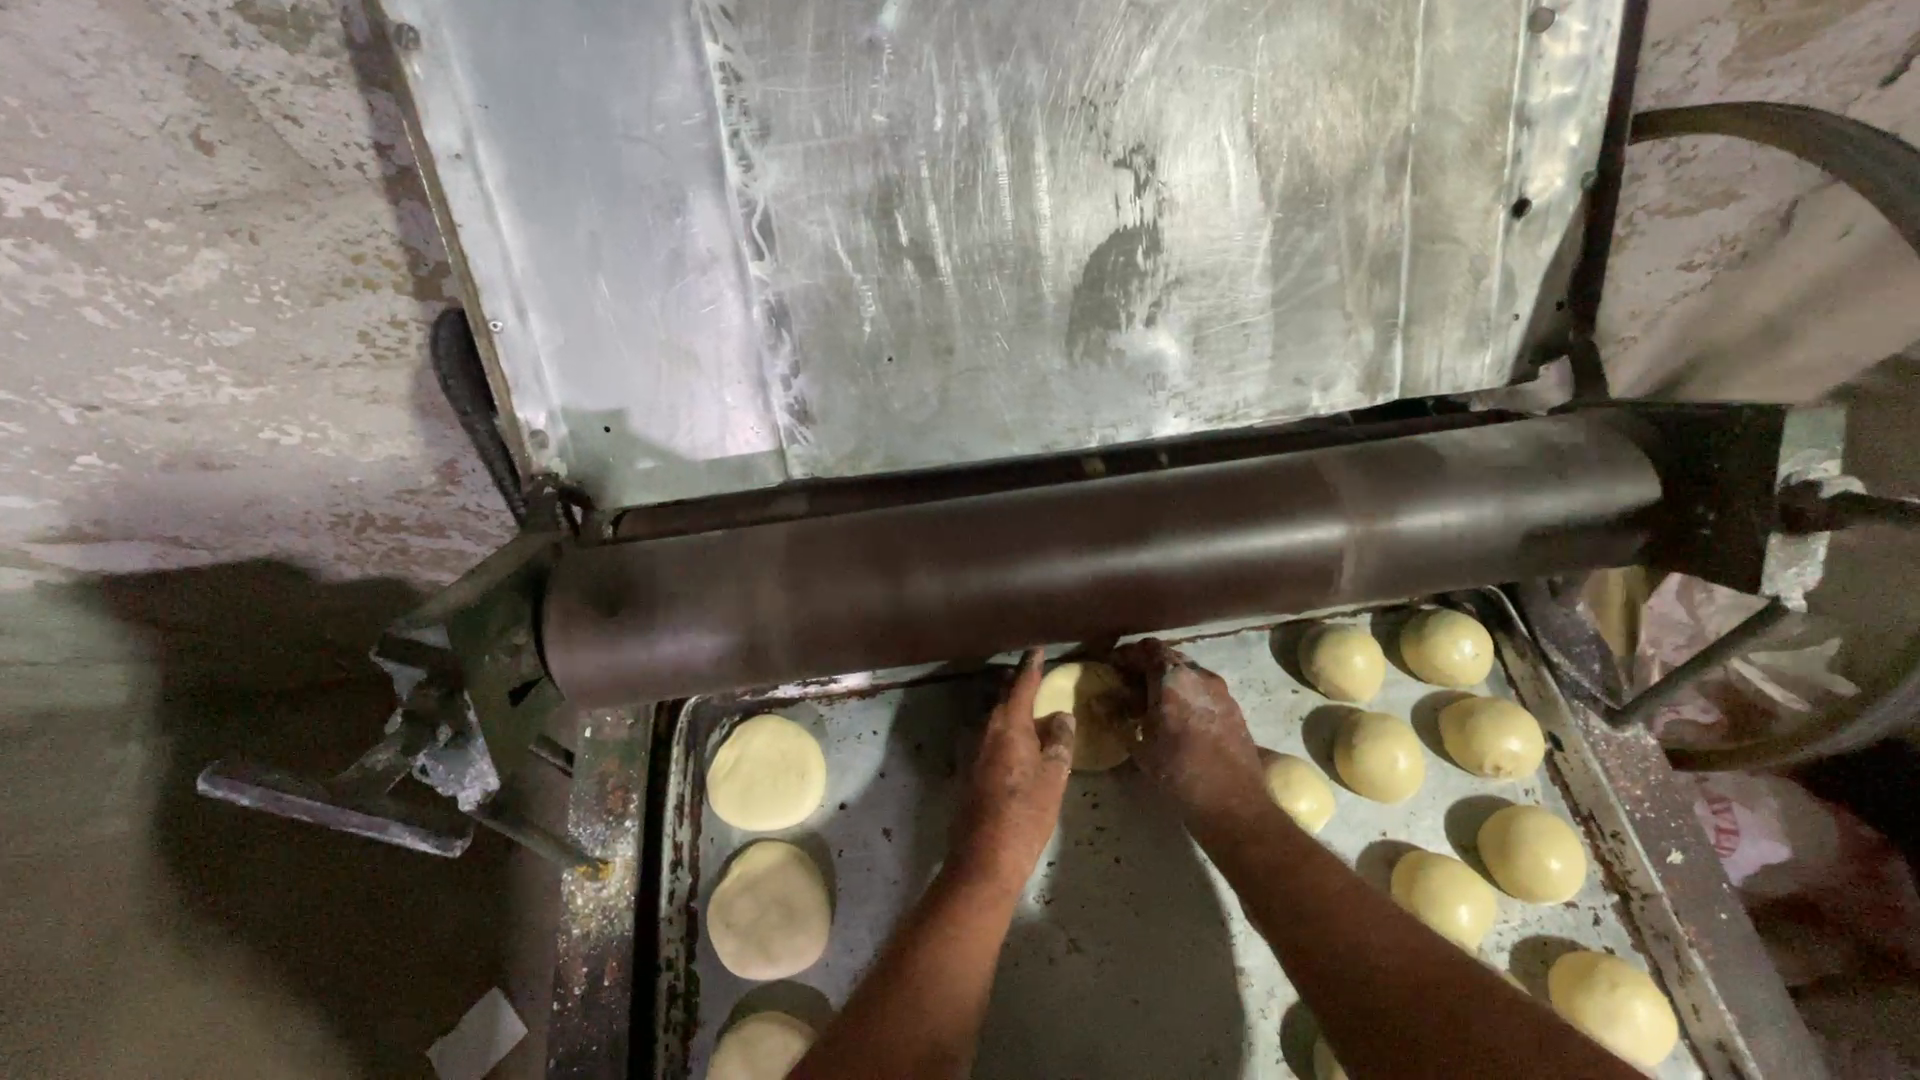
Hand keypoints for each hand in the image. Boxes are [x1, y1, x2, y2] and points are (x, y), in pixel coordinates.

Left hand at [947, 648, 1075, 892]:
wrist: (984, 859)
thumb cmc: (1025, 815)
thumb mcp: (1053, 777)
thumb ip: (1059, 743)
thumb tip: (1061, 717)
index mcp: (1007, 728)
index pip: (1021, 688)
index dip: (1031, 668)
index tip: (1037, 651)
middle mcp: (985, 734)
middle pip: (1003, 704)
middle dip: (1019, 690)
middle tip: (1037, 680)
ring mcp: (973, 755)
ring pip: (995, 725)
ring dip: (1012, 715)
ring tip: (1033, 714)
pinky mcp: (969, 776)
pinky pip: (991, 743)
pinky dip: (1006, 737)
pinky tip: (1019, 748)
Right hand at [1111, 638, 1265, 822]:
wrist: (1232, 801)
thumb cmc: (1178, 771)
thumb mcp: (1139, 747)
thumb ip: (1117, 719)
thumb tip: (1098, 702)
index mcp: (1171, 678)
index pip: (1146, 648)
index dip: (1127, 655)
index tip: (1113, 669)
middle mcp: (1198, 675)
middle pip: (1168, 657)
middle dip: (1146, 667)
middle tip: (1129, 687)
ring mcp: (1220, 690)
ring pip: (1188, 672)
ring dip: (1168, 681)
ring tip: (1152, 704)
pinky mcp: (1233, 706)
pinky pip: (1203, 689)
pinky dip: (1186, 693)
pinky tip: (1178, 717)